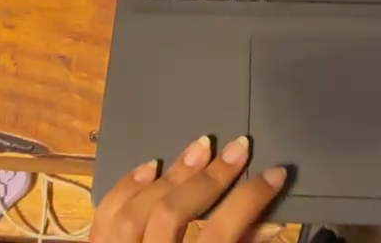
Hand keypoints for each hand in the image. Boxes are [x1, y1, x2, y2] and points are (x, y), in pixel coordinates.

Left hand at [92, 135, 288, 242]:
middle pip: (174, 214)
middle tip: (240, 147)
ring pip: (138, 210)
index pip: (222, 234)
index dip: (250, 200)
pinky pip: (106, 216)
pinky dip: (127, 186)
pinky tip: (152, 167)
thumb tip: (268, 222)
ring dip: (173, 174)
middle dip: (212, 177)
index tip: (275, 173)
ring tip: (202, 149)